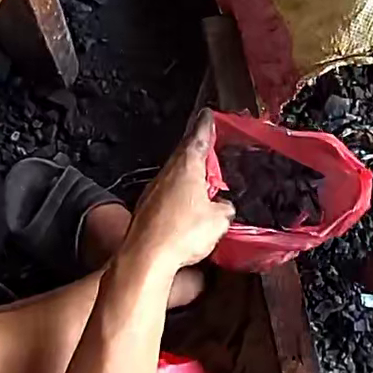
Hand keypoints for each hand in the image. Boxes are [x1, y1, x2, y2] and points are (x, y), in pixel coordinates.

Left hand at [123, 110, 234, 271]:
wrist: (146, 258)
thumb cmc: (180, 233)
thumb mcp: (220, 219)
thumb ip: (225, 208)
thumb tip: (225, 208)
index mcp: (187, 166)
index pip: (198, 136)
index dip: (206, 125)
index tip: (208, 115)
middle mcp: (167, 173)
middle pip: (185, 154)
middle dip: (199, 151)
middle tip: (211, 148)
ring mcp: (154, 191)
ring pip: (176, 176)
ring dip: (190, 177)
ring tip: (205, 184)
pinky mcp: (147, 210)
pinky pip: (168, 196)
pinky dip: (180, 196)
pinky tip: (188, 210)